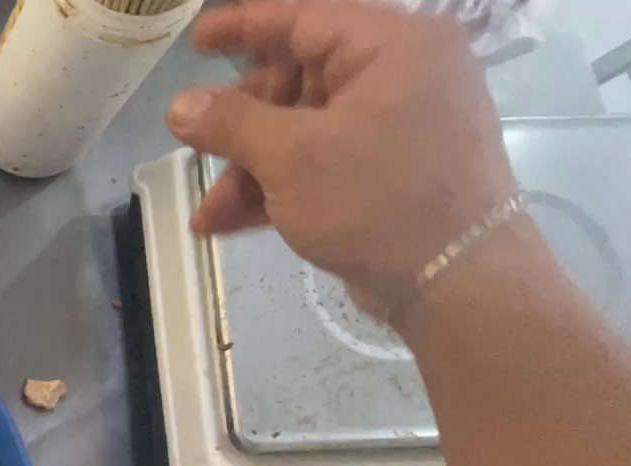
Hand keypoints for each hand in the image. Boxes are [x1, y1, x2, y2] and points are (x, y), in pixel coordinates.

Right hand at [164, 1, 516, 314]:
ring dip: (244, 170)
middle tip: (197, 152)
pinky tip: (225, 221)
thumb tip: (180, 103)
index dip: (246, 25)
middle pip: (295, 82)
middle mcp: (396, 75)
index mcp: (391, 47)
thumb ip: (232, 124)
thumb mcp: (292, 157)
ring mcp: (390, 125)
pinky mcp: (380, 170)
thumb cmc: (378, 199)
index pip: (306, 18)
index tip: (197, 36)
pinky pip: (312, 165)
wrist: (450, 274)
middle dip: (238, 126)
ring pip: (296, 132)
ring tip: (207, 213)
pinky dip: (269, 190)